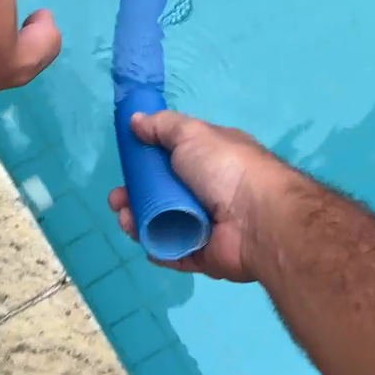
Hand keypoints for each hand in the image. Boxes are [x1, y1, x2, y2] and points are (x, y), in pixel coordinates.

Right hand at [108, 111, 299, 282]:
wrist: (257, 218)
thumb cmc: (225, 168)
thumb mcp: (193, 134)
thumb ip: (163, 126)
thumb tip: (136, 120)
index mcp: (212, 160)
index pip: (175, 159)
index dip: (148, 162)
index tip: (127, 165)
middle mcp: (210, 192)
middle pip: (163, 194)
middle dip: (135, 196)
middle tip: (118, 200)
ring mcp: (207, 225)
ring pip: (164, 224)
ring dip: (139, 222)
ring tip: (125, 219)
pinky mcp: (204, 255)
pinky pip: (174, 251)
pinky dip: (157, 247)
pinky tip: (143, 241)